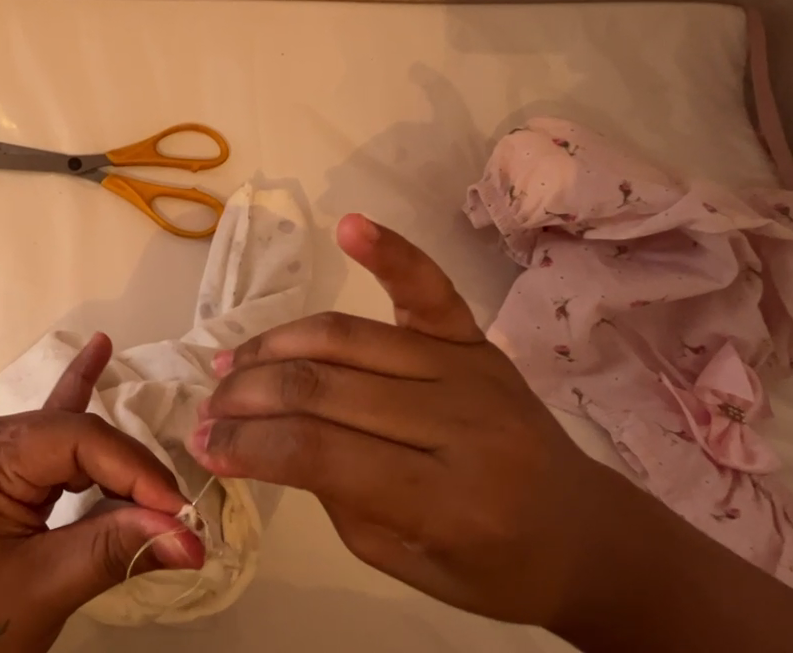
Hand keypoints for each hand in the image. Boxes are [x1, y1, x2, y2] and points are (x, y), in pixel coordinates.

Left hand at [0, 334, 202, 652]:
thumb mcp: (43, 586)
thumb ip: (116, 549)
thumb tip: (193, 537)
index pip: (80, 439)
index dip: (138, 472)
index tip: (184, 517)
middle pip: (77, 435)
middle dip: (131, 472)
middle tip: (182, 514)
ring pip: (68, 439)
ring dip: (115, 459)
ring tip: (163, 477)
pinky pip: (48, 444)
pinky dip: (80, 418)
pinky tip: (98, 357)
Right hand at [189, 213, 621, 626]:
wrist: (588, 538)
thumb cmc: (490, 566)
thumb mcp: (397, 557)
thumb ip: (328, 490)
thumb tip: (256, 430)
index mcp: (450, 500)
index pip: (317, 453)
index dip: (247, 446)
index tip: (204, 447)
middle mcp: (461, 424)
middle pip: (320, 390)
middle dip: (246, 399)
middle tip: (208, 410)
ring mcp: (469, 371)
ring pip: (342, 339)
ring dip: (271, 348)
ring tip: (230, 364)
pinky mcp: (475, 340)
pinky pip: (426, 288)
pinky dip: (388, 253)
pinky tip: (348, 226)